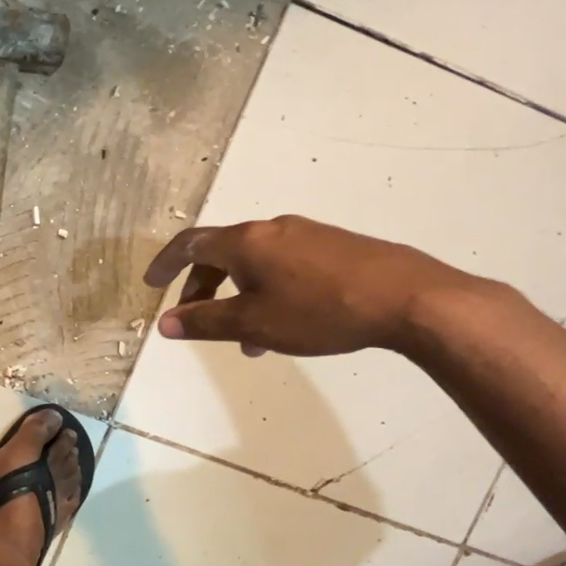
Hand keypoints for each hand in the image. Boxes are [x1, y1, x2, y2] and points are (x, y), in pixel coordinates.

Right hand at [143, 215, 476, 357]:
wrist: (414, 300)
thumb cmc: (320, 311)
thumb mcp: (252, 324)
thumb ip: (203, 322)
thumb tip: (165, 323)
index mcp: (246, 241)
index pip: (190, 244)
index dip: (165, 264)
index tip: (151, 285)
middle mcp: (274, 229)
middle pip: (222, 253)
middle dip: (202, 287)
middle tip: (196, 318)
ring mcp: (309, 235)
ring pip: (255, 263)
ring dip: (237, 294)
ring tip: (244, 337)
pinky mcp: (338, 247)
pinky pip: (284, 265)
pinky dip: (267, 290)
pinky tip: (284, 324)